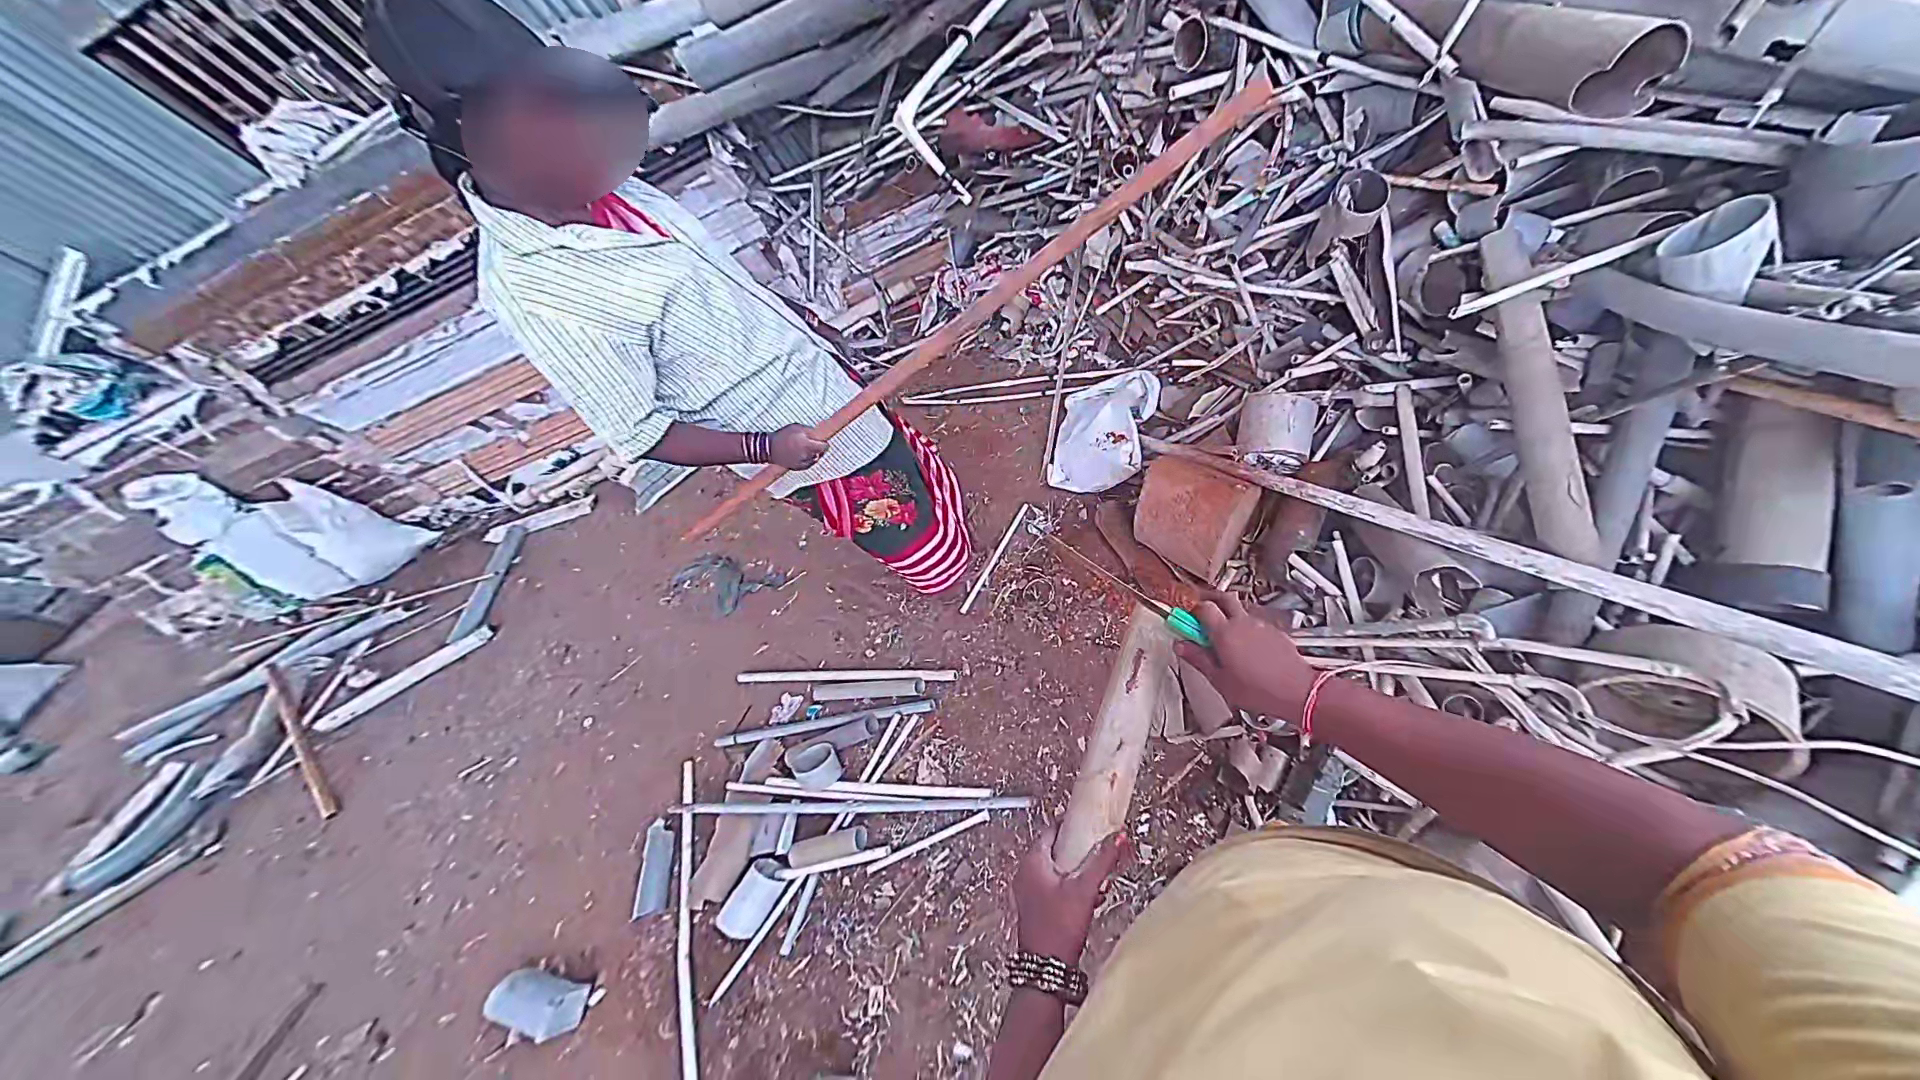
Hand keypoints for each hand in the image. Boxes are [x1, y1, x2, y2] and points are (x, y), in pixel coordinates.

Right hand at [769, 425, 828, 469]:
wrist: (769, 448)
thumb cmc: (782, 436)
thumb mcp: (798, 428)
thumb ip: (811, 431)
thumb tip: (819, 433)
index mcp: (808, 445)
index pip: (825, 447)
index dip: (824, 443)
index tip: (822, 440)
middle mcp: (807, 456)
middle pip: (820, 453)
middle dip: (818, 448)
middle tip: (812, 442)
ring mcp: (803, 463)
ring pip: (814, 459)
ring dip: (813, 454)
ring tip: (804, 447)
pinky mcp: (798, 468)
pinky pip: (808, 464)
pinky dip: (807, 460)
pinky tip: (800, 454)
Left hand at [1013, 826, 1127, 961]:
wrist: (1047, 969)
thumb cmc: (1059, 928)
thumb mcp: (1085, 889)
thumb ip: (1102, 861)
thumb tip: (1117, 837)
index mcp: (1033, 861)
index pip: (1051, 829)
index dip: (1071, 825)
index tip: (1088, 823)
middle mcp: (1026, 873)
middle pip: (1055, 849)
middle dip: (1078, 851)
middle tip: (1096, 852)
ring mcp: (1029, 891)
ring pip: (1056, 869)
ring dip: (1077, 871)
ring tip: (1097, 879)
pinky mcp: (1035, 907)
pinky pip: (1054, 886)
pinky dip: (1071, 886)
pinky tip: (1089, 898)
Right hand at [1175, 590, 1315, 723]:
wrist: (1299, 693)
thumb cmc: (1261, 690)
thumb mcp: (1219, 679)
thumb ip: (1198, 658)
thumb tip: (1182, 647)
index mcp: (1225, 632)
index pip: (1202, 607)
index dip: (1191, 610)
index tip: (1184, 619)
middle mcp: (1243, 623)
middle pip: (1223, 597)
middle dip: (1208, 599)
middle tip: (1199, 610)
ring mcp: (1261, 626)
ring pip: (1240, 610)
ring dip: (1228, 615)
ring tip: (1222, 635)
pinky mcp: (1275, 632)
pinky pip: (1254, 623)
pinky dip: (1244, 628)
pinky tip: (1243, 646)